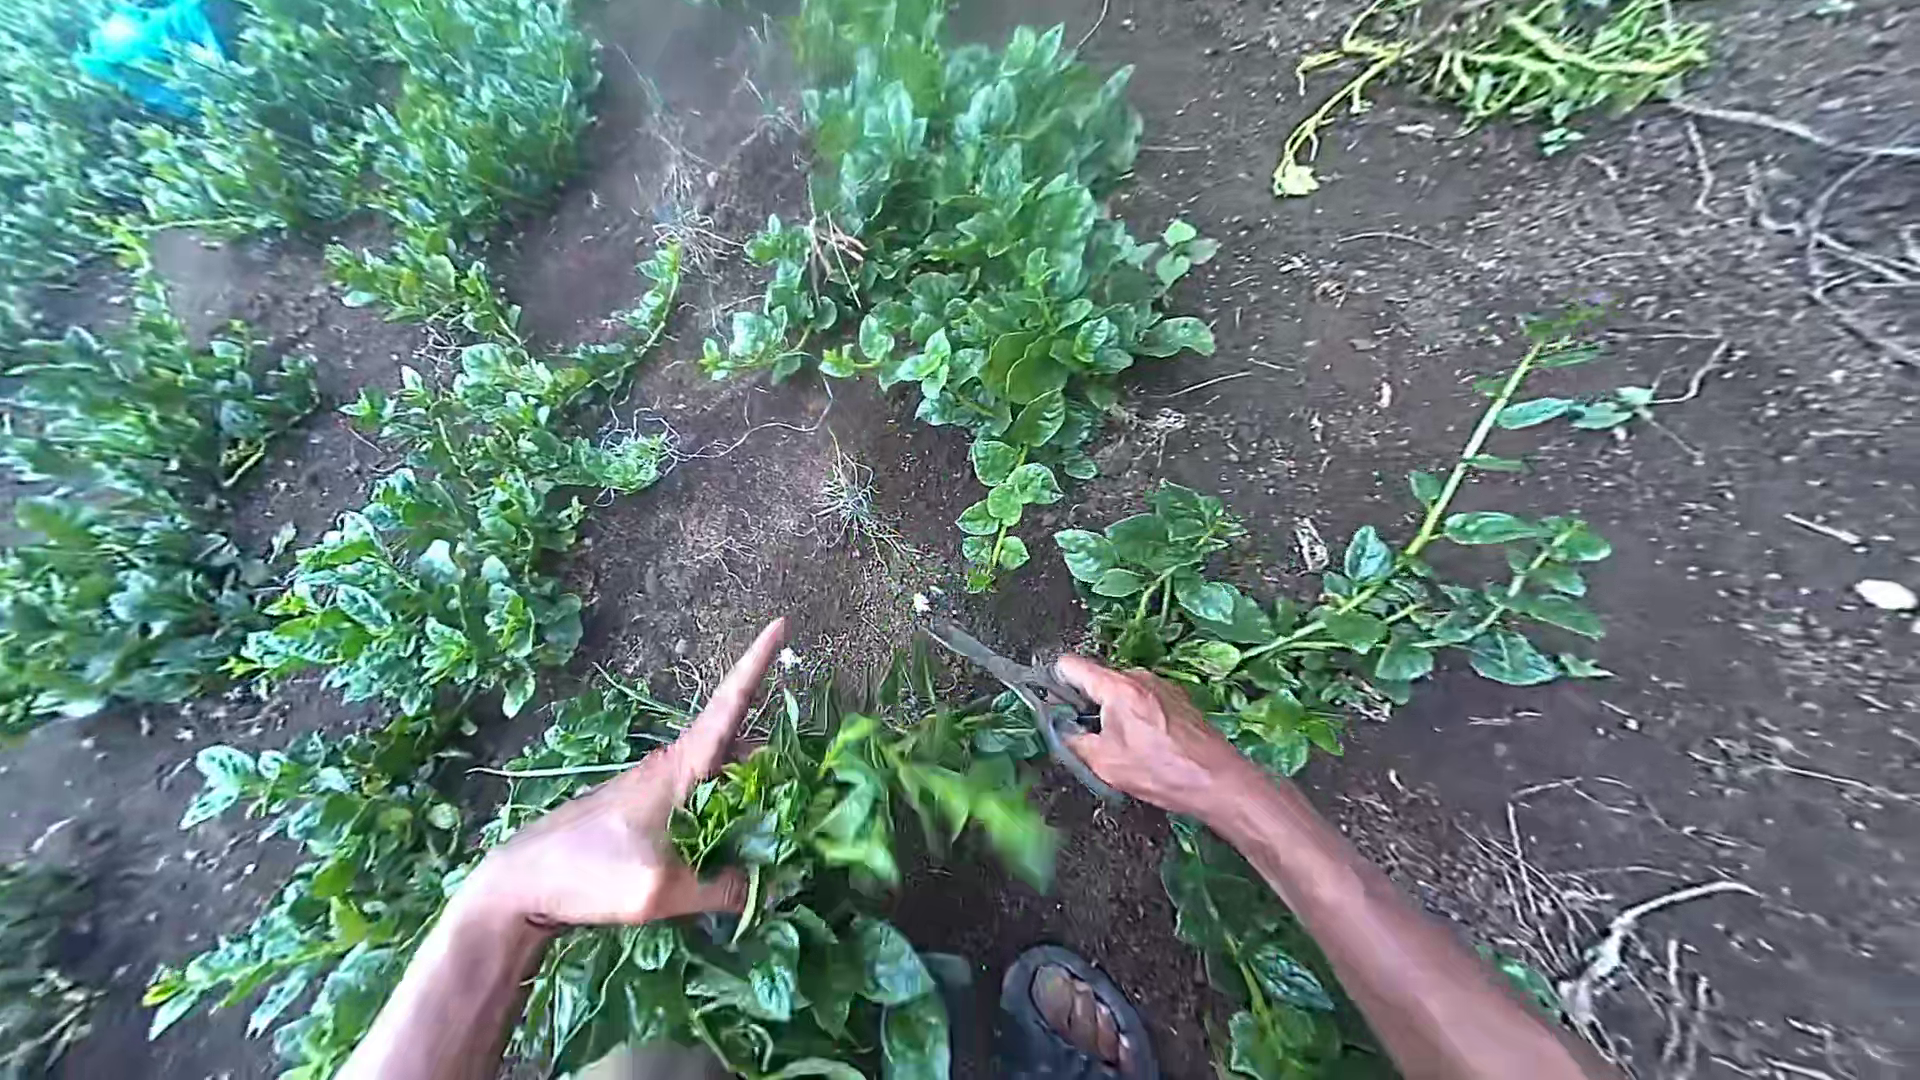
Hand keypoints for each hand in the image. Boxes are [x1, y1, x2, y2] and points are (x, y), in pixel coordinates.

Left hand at [465, 618, 788, 929]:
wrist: (519, 883)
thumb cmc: (589, 872)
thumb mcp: (660, 890)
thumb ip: (719, 888)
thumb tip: (765, 888)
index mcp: (686, 763)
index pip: (732, 700)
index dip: (758, 661)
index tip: (781, 624)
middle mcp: (679, 760)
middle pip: (743, 742)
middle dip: (777, 757)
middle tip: (805, 790)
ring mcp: (665, 779)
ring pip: (725, 770)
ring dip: (753, 786)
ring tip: (777, 824)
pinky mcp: (654, 801)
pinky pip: (708, 790)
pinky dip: (730, 804)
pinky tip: (734, 839)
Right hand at [1053, 655, 1265, 821]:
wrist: (1219, 781)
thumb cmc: (1162, 771)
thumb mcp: (1105, 763)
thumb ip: (1073, 740)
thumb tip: (1061, 730)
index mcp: (1116, 686)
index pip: (1070, 665)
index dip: (1054, 681)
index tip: (1051, 701)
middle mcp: (1138, 676)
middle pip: (1096, 679)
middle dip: (1086, 703)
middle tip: (1088, 736)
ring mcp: (1160, 684)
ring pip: (1120, 690)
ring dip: (1112, 711)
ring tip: (1121, 746)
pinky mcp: (1176, 697)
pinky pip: (1142, 697)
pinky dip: (1135, 714)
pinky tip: (1145, 744)